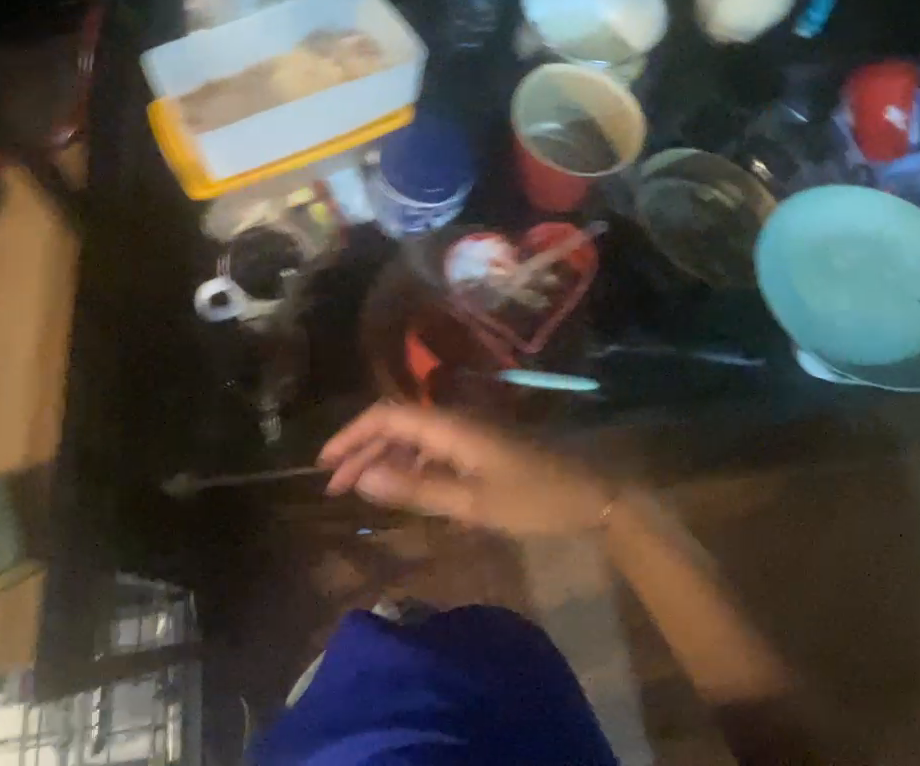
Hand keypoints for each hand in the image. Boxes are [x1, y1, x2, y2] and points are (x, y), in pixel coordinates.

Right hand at [319, 401, 613, 536]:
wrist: (596, 496)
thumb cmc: (535, 500)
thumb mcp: (472, 503)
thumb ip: (415, 489)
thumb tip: (360, 476)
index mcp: (451, 425)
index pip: (387, 416)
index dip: (351, 435)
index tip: (323, 464)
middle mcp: (456, 418)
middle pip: (397, 423)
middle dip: (361, 449)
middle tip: (333, 486)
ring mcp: (470, 430)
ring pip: (414, 435)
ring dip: (383, 456)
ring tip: (357, 487)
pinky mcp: (482, 445)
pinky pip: (433, 446)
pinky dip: (409, 463)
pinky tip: (400, 485)